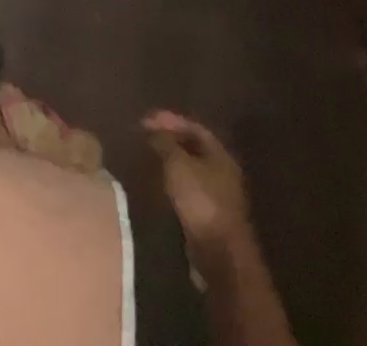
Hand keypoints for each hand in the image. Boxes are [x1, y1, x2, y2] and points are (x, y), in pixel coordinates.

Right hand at [144, 111, 251, 251]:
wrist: (218, 248)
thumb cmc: (200, 198)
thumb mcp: (177, 164)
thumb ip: (164, 143)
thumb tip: (153, 129)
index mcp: (220, 156)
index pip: (196, 128)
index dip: (171, 120)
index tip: (145, 118)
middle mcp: (222, 170)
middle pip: (195, 146)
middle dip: (170, 137)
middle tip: (144, 132)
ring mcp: (217, 191)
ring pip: (191, 165)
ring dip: (170, 156)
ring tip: (146, 152)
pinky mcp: (208, 209)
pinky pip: (187, 182)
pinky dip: (171, 175)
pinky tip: (156, 177)